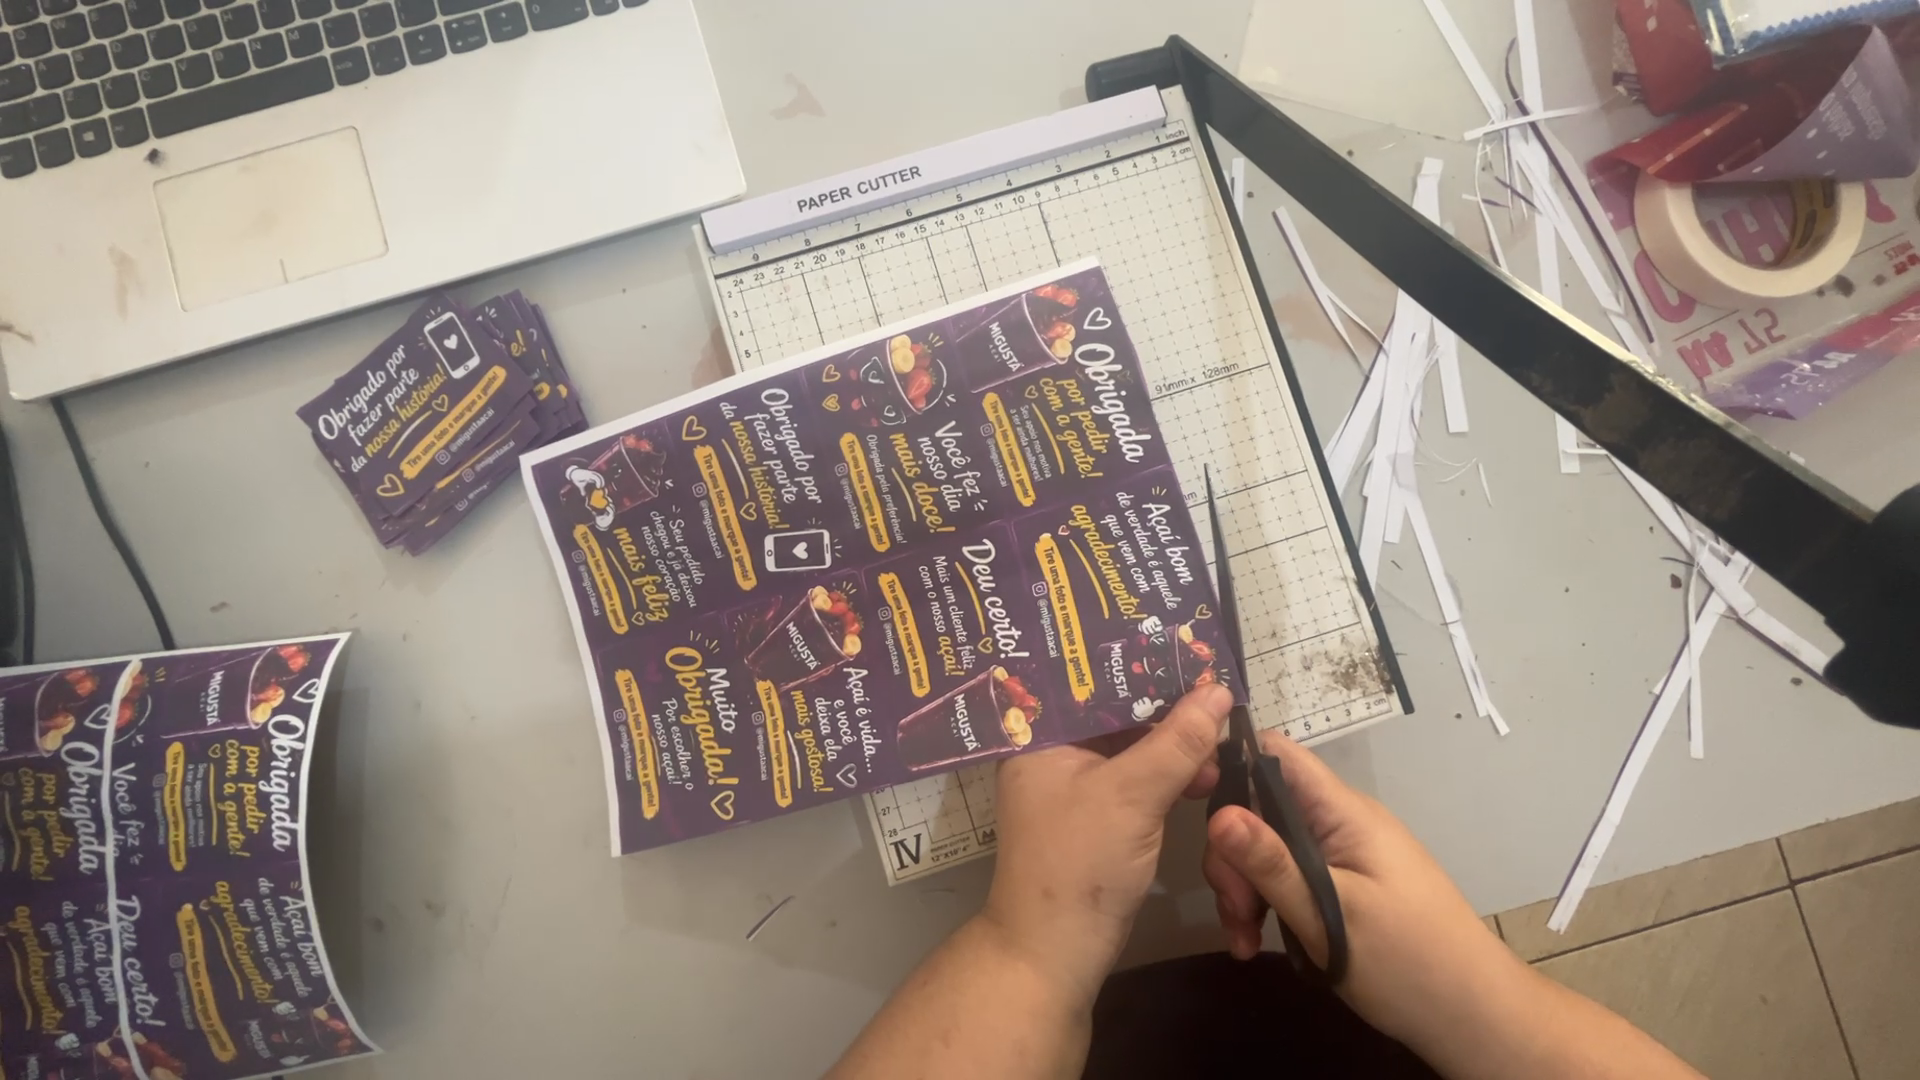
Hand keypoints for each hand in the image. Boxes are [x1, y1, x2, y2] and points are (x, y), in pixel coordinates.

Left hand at [979, 682, 1231, 1009]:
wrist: (1056, 952)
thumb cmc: (1080, 861)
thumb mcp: (1132, 794)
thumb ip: (1176, 741)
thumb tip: (1216, 689)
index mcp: (1038, 733)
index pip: (1086, 681)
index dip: (1134, 663)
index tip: (1182, 647)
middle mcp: (1050, 750)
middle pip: (1111, 712)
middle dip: (1162, 707)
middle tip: (1211, 696)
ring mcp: (1072, 783)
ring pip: (1127, 745)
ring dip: (1170, 744)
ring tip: (1215, 744)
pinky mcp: (1095, 812)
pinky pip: (1133, 776)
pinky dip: (1165, 774)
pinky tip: (1201, 774)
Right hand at [1202, 730, 1526, 1057]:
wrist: (1480, 1026)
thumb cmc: (1412, 965)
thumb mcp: (1330, 917)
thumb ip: (1271, 864)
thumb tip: (1217, 813)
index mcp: (1342, 811)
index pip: (1276, 754)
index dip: (1231, 763)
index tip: (1201, 809)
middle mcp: (1337, 821)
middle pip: (1260, 806)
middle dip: (1234, 852)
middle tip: (1233, 906)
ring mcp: (1337, 853)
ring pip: (1266, 845)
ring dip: (1245, 886)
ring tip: (1243, 936)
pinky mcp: (1336, 883)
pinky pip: (1284, 874)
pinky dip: (1264, 902)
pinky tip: (1254, 940)